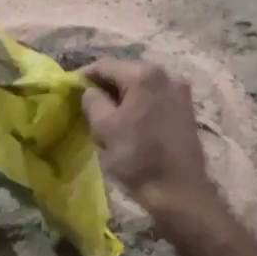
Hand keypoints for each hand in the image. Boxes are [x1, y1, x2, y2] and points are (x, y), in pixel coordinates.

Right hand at [81, 59, 214, 212]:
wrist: (178, 190)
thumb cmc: (137, 158)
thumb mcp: (104, 128)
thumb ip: (92, 101)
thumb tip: (89, 90)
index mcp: (144, 74)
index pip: (104, 65)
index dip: (84, 76)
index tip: (70, 91)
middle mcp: (167, 74)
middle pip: (126, 73)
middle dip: (105, 87)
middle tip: (87, 106)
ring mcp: (180, 92)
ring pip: (141, 87)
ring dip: (123, 97)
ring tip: (107, 117)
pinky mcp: (186, 109)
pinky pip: (155, 99)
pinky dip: (139, 105)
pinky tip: (130, 123)